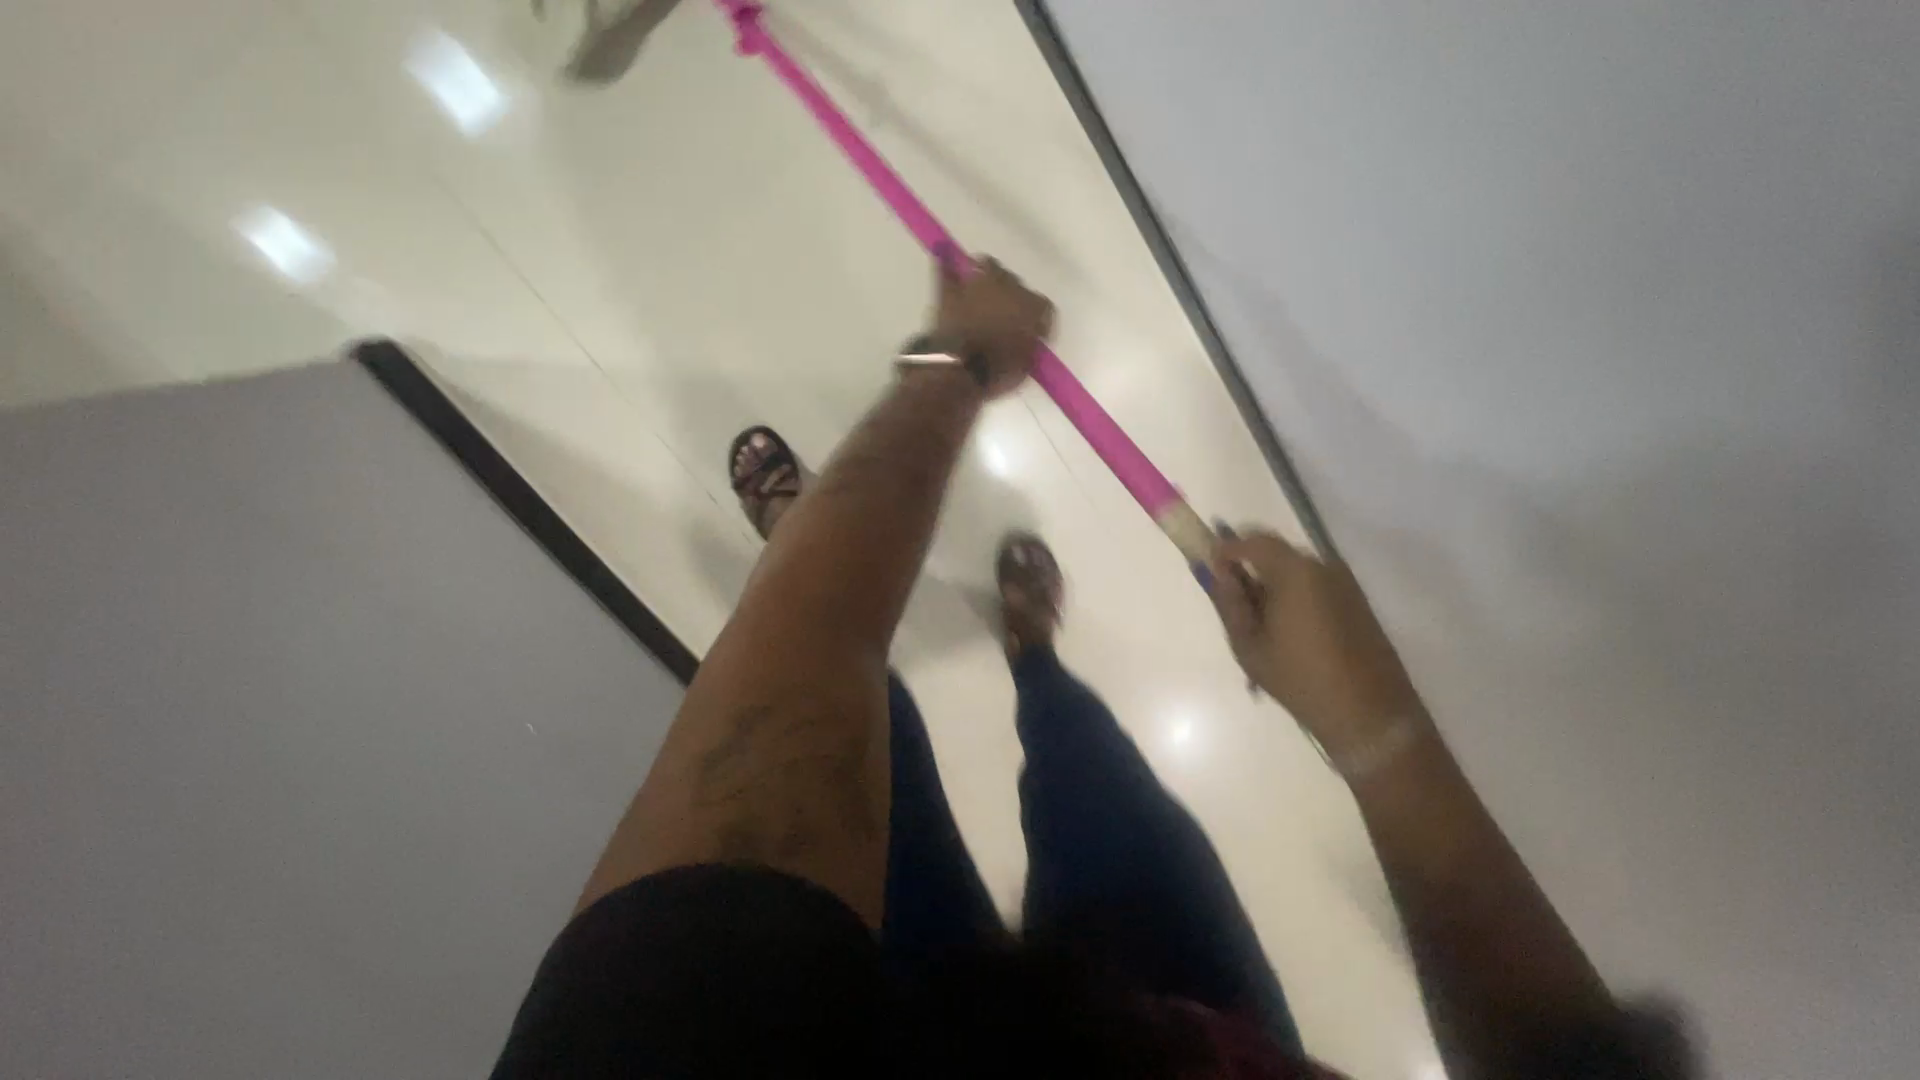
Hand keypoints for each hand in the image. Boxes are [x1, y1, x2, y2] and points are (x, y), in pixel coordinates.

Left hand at [928, 255, 1054, 397]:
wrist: (960, 371)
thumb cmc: (997, 374)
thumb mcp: (1026, 366)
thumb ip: (1030, 346)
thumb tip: (1027, 340)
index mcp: (1036, 308)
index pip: (1042, 308)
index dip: (1032, 320)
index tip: (1025, 334)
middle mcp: (1012, 286)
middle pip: (1014, 283)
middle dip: (1007, 297)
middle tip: (998, 318)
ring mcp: (979, 282)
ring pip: (986, 267)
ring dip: (985, 277)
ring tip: (978, 294)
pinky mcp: (950, 287)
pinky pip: (948, 270)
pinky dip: (948, 268)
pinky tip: (945, 261)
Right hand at [1208, 529, 1427, 757]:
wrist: (1368, 713)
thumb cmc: (1299, 679)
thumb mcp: (1249, 645)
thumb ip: (1229, 601)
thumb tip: (1218, 572)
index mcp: (1294, 572)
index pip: (1253, 540)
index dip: (1227, 549)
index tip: (1209, 566)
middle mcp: (1322, 567)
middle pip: (1275, 552)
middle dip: (1250, 567)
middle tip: (1232, 600)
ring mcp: (1344, 583)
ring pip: (1295, 569)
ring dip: (1272, 582)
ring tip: (1260, 623)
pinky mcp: (1356, 600)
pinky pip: (1315, 584)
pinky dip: (1294, 595)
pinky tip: (1288, 631)